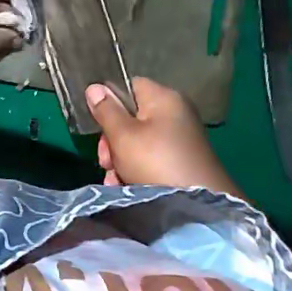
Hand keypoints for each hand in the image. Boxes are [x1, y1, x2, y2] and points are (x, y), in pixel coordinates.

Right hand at [88, 78, 242, 196]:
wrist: (196, 205)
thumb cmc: (156, 162)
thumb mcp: (123, 135)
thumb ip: (106, 111)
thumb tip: (94, 87)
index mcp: (164, 99)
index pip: (131, 86)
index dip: (111, 101)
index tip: (98, 123)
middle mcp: (174, 115)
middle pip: (131, 117)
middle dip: (112, 140)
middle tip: (106, 161)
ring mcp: (179, 140)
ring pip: (136, 142)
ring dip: (119, 161)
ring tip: (114, 180)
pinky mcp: (179, 162)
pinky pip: (149, 159)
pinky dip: (134, 171)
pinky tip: (125, 186)